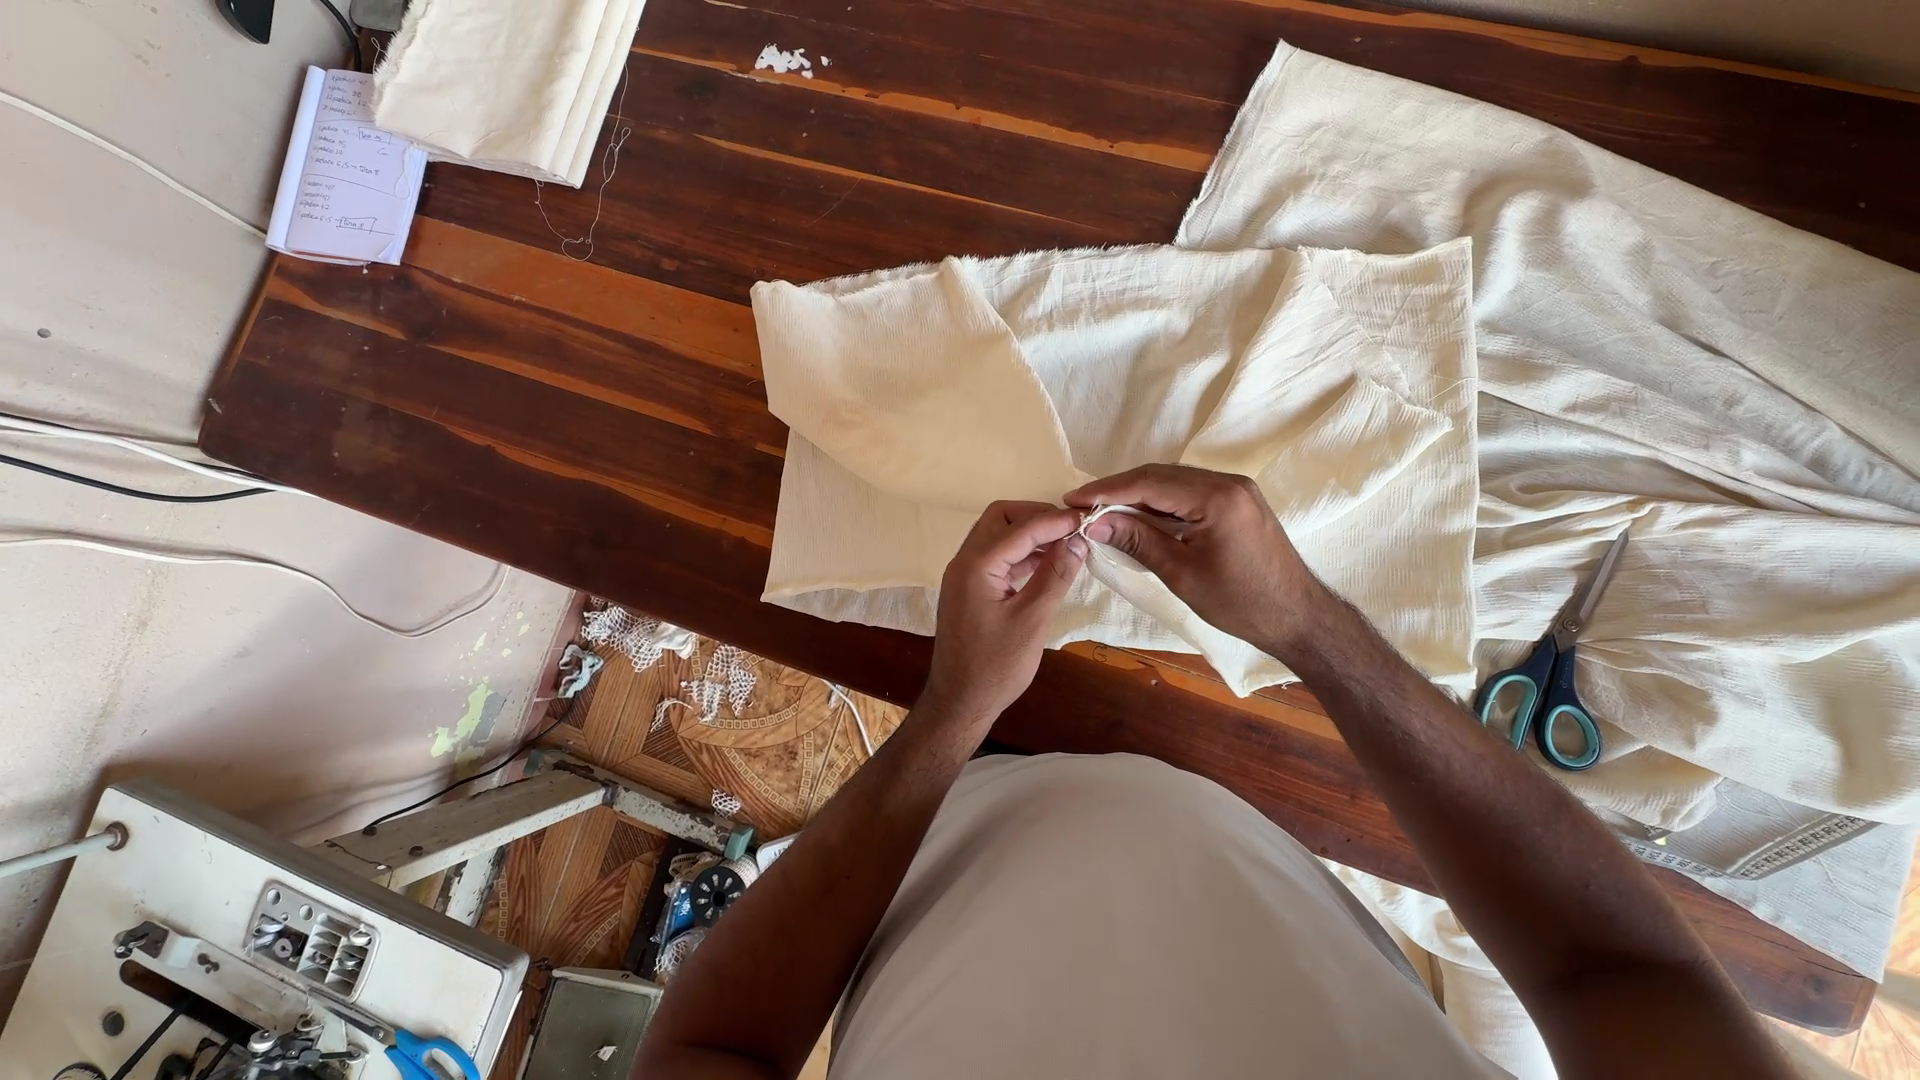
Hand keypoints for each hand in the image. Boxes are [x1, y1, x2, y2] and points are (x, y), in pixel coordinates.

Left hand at [923, 501, 1086, 721]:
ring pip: (996, 536)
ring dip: (1028, 534)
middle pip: (1000, 519)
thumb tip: (1076, 540)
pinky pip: (995, 557)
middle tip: (1070, 529)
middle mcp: (964, 562)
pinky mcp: (968, 590)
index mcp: (975, 566)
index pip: (1019, 528)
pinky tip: (1047, 564)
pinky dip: (1020, 554)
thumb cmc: (996, 666)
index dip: (1054, 521)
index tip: (1086, 520)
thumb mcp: (1032, 620)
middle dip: (1036, 517)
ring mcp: (963, 576)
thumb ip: (1055, 576)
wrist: (960, 701)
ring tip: (1065, 544)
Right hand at [1065, 464, 1330, 658]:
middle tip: (1081, 505)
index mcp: (1216, 497)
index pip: (1149, 483)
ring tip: (1101, 511)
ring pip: (1173, 483)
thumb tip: (1094, 522)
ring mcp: (1235, 490)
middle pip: (1160, 476)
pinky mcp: (1237, 502)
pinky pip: (1188, 493)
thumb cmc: (1239, 602)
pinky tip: (1138, 516)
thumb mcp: (1180, 573)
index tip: (1072, 500)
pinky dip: (1159, 503)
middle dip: (1118, 490)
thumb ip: (1137, 540)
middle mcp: (1227, 482)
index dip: (1106, 490)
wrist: (1297, 617)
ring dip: (1137, 495)